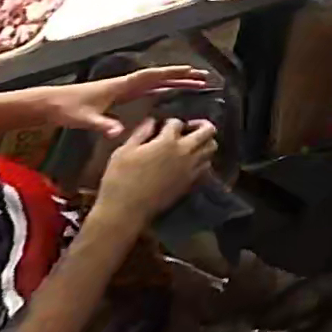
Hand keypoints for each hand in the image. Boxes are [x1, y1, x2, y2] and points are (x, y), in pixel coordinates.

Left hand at [42, 65, 212, 137]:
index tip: (192, 71)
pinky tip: (171, 91)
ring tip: (195, 83)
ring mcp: (124, 89)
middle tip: (203, 77)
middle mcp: (126, 84)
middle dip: (182, 76)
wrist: (45, 105)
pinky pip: (149, 89)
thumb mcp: (84, 119)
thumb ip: (103, 125)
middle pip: (160, 77)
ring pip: (157, 83)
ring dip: (176, 82)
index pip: (152, 76)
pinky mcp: (120, 95)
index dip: (173, 73)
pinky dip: (164, 88)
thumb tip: (119, 133)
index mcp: (122, 86)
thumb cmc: (65, 109)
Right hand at [93, 118, 215, 224]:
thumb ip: (140, 134)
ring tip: (193, 143)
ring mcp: (193, 165)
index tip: (163, 126)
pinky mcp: (194, 179)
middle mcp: (186, 150)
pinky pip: (208, 163)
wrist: (127, 210)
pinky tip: (192, 159)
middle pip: (208, 130)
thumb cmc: (119, 180)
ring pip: (212, 146)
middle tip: (190, 127)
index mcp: (167, 142)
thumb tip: (151, 121)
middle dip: (201, 124)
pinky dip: (203, 158)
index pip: (177, 123)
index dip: (170, 122)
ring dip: (205, 141)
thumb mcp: (123, 153)